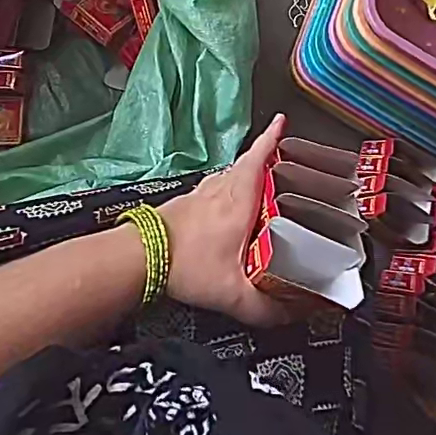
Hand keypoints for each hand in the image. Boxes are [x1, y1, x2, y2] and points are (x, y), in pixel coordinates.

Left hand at [158, 114, 290, 325]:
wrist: (141, 257)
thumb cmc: (186, 265)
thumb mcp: (234, 294)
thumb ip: (267, 308)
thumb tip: (294, 313)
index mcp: (238, 200)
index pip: (258, 158)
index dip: (271, 138)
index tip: (281, 121)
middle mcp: (220, 190)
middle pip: (247, 163)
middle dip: (266, 156)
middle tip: (282, 157)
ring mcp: (201, 194)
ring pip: (230, 174)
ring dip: (247, 172)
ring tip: (263, 183)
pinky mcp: (188, 204)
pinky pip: (216, 188)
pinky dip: (230, 188)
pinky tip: (231, 207)